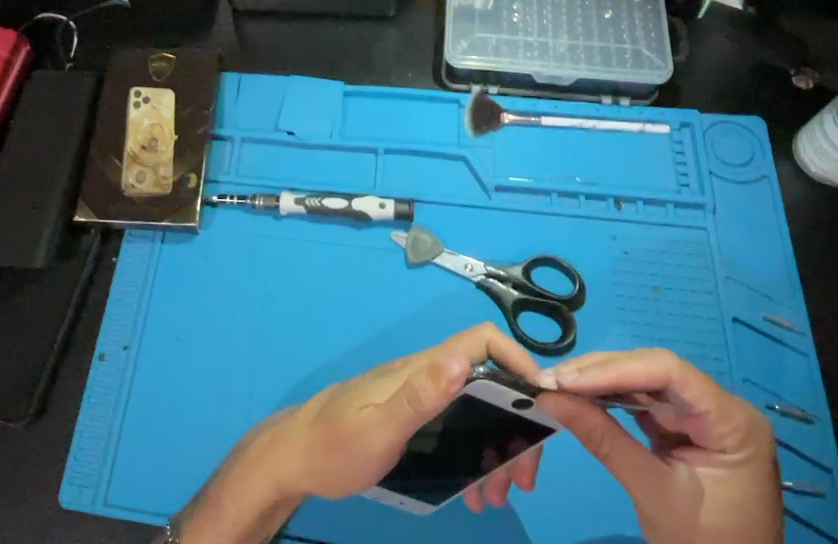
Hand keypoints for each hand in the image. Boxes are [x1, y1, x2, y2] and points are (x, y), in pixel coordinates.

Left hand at [175, 324, 542, 542]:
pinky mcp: (414, 419)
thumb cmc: (335, 444)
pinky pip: (460, 430)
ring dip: (498, 449)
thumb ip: (420, 394)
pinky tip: (477, 490)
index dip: (517, 360)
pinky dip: (477, 457)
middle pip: (489, 382)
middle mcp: (426, 376)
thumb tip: (460, 359)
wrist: (293, 459)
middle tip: (523, 478)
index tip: (543, 405)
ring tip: (500, 494)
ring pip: (478, 410)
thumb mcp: (379, 426)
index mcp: (422, 369)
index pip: (481, 342)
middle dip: (517, 424)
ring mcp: (420, 397)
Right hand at [479, 349, 782, 543]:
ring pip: (643, 381)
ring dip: (598, 382)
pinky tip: (580, 397)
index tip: (566, 380)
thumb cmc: (703, 543)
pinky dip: (609, 398)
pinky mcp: (684, 426)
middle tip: (550, 381)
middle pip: (653, 370)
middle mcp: (720, 406)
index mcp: (731, 421)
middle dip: (599, 373)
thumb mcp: (652, 493)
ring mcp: (701, 415)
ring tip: (557, 386)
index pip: (668, 372)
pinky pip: (643, 400)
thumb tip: (549, 398)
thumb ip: (604, 440)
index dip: (614, 369)